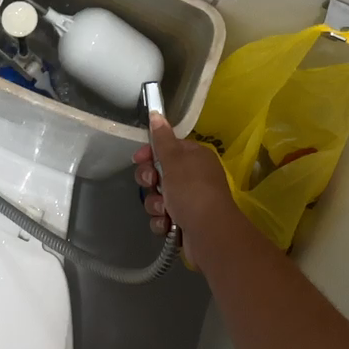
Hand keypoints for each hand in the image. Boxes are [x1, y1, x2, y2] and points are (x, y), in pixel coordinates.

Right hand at [133, 113, 238, 266]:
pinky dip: (162, 221)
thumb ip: (162, 138)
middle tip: (151, 184)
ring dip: (155, 204)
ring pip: (159, 197)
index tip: (138, 160)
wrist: (210, 234)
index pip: (167, 148)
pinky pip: (164, 217)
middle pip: (160, 173)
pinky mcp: (185, 223)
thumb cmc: (192, 190)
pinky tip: (167, 225)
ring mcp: (190, 201)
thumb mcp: (174, 159)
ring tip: (163, 210)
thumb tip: (156, 113)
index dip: (150, 153)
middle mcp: (194, 177)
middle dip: (151, 181)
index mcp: (195, 157)